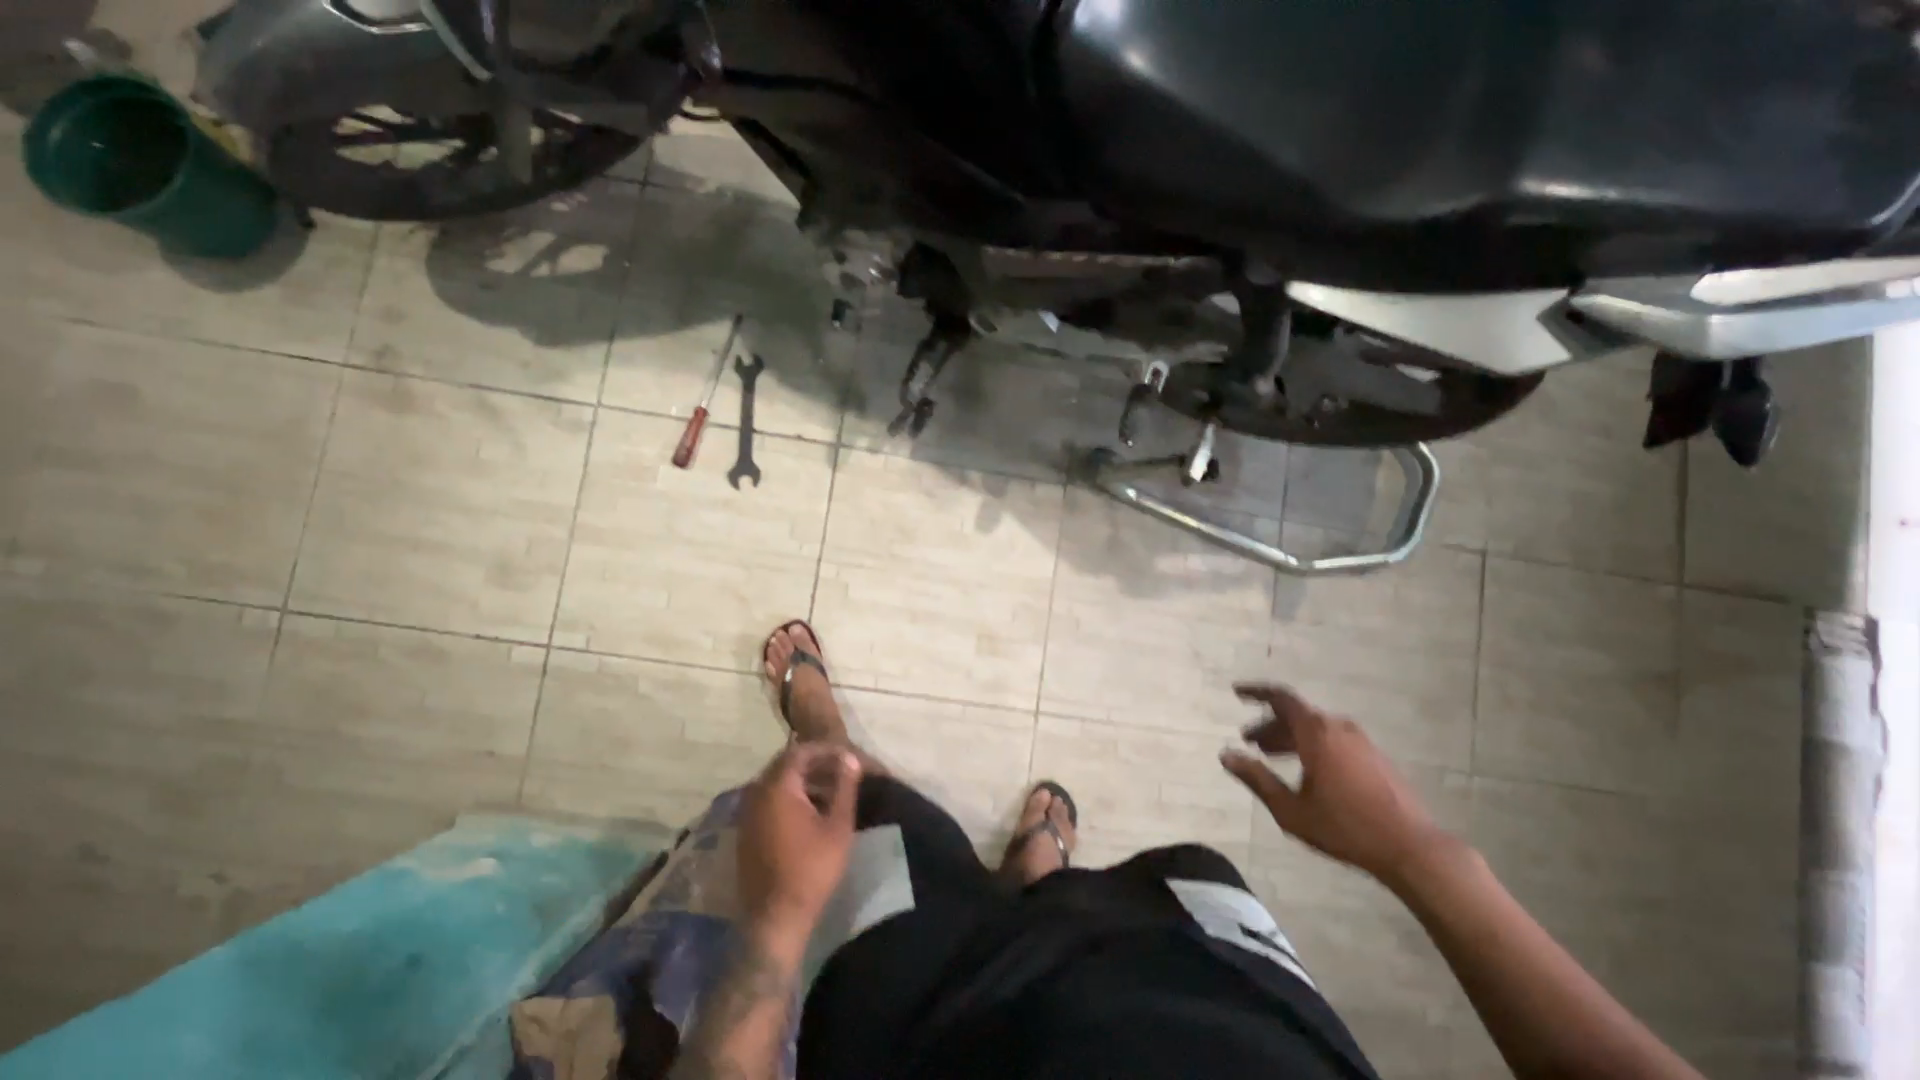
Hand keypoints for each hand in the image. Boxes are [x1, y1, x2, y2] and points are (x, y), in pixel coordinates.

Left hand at [736, 742, 861, 945]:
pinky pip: (768, 801)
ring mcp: (747, 813)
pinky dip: (790, 798)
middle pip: (786, 765)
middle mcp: (756, 793)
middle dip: (815, 764)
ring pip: (776, 784)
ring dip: (803, 782)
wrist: (776, 915)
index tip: (848, 757)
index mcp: (777, 787)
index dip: (825, 750)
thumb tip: (850, 758)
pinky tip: (811, 812)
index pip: (799, 751)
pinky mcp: (747, 831)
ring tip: (832, 792)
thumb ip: (845, 787)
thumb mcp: (838, 826)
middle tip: (842, 772)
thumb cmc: (813, 868)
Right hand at [1220, 684, 1448, 887]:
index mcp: (1317, 733)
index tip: (1236, 693)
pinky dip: (1312, 746)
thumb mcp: (1290, 809)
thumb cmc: (1343, 827)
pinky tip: (1307, 771)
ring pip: (1317, 728)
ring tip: (1272, 756)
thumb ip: (1256, 778)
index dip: (1256, 692)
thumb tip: (1226, 755)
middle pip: (1298, 715)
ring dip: (1291, 737)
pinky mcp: (1375, 757)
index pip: (1281, 698)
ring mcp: (1361, 742)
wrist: (1409, 846)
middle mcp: (1339, 728)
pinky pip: (1334, 740)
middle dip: (1270, 725)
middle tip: (1250, 742)